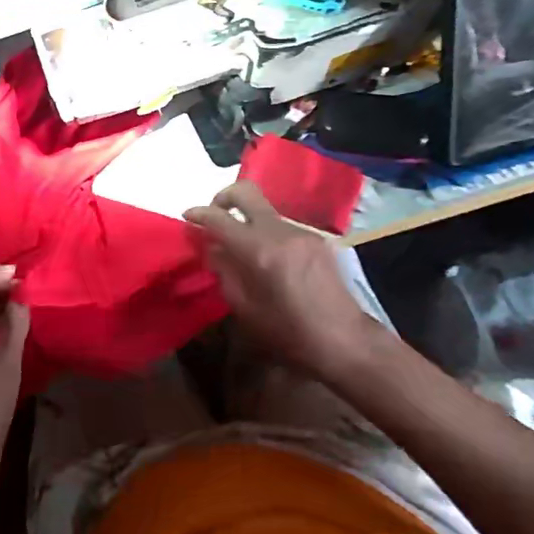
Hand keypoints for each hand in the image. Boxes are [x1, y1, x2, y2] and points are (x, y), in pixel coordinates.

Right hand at [185, 181, 385, 379]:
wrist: (346, 342)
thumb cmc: (290, 334)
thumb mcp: (246, 309)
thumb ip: (223, 271)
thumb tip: (211, 247)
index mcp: (260, 251)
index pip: (220, 218)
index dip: (199, 214)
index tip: (187, 218)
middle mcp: (281, 232)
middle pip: (246, 192)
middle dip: (223, 198)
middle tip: (213, 217)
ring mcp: (302, 232)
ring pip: (265, 211)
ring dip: (247, 221)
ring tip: (240, 249)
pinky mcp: (317, 240)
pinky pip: (281, 227)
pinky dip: (266, 234)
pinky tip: (267, 260)